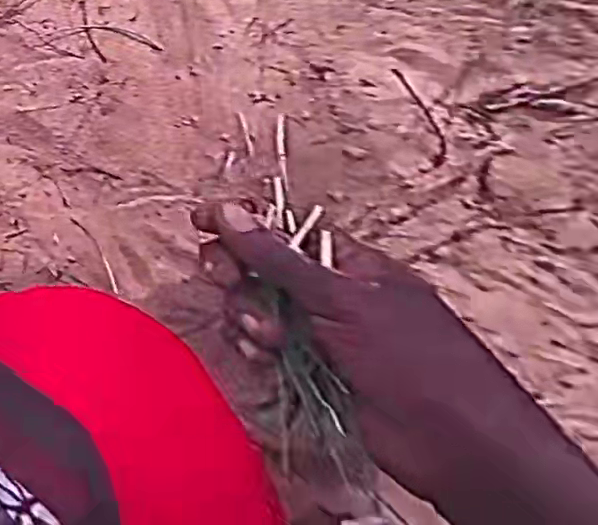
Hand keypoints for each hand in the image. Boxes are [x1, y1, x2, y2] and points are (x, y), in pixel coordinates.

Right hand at [195, 203, 597, 523]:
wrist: (462, 455)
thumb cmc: (416, 365)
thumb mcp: (342, 301)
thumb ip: (277, 256)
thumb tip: (227, 208)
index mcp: (348, 265)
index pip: (280, 227)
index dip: (239, 222)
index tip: (202, 223)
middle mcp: (327, 291)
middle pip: (254, 262)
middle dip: (234, 271)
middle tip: (224, 278)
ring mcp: (315, 327)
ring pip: (249, 300)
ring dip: (245, 314)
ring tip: (265, 337)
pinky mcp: (303, 359)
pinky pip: (254, 337)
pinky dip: (250, 343)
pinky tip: (262, 356)